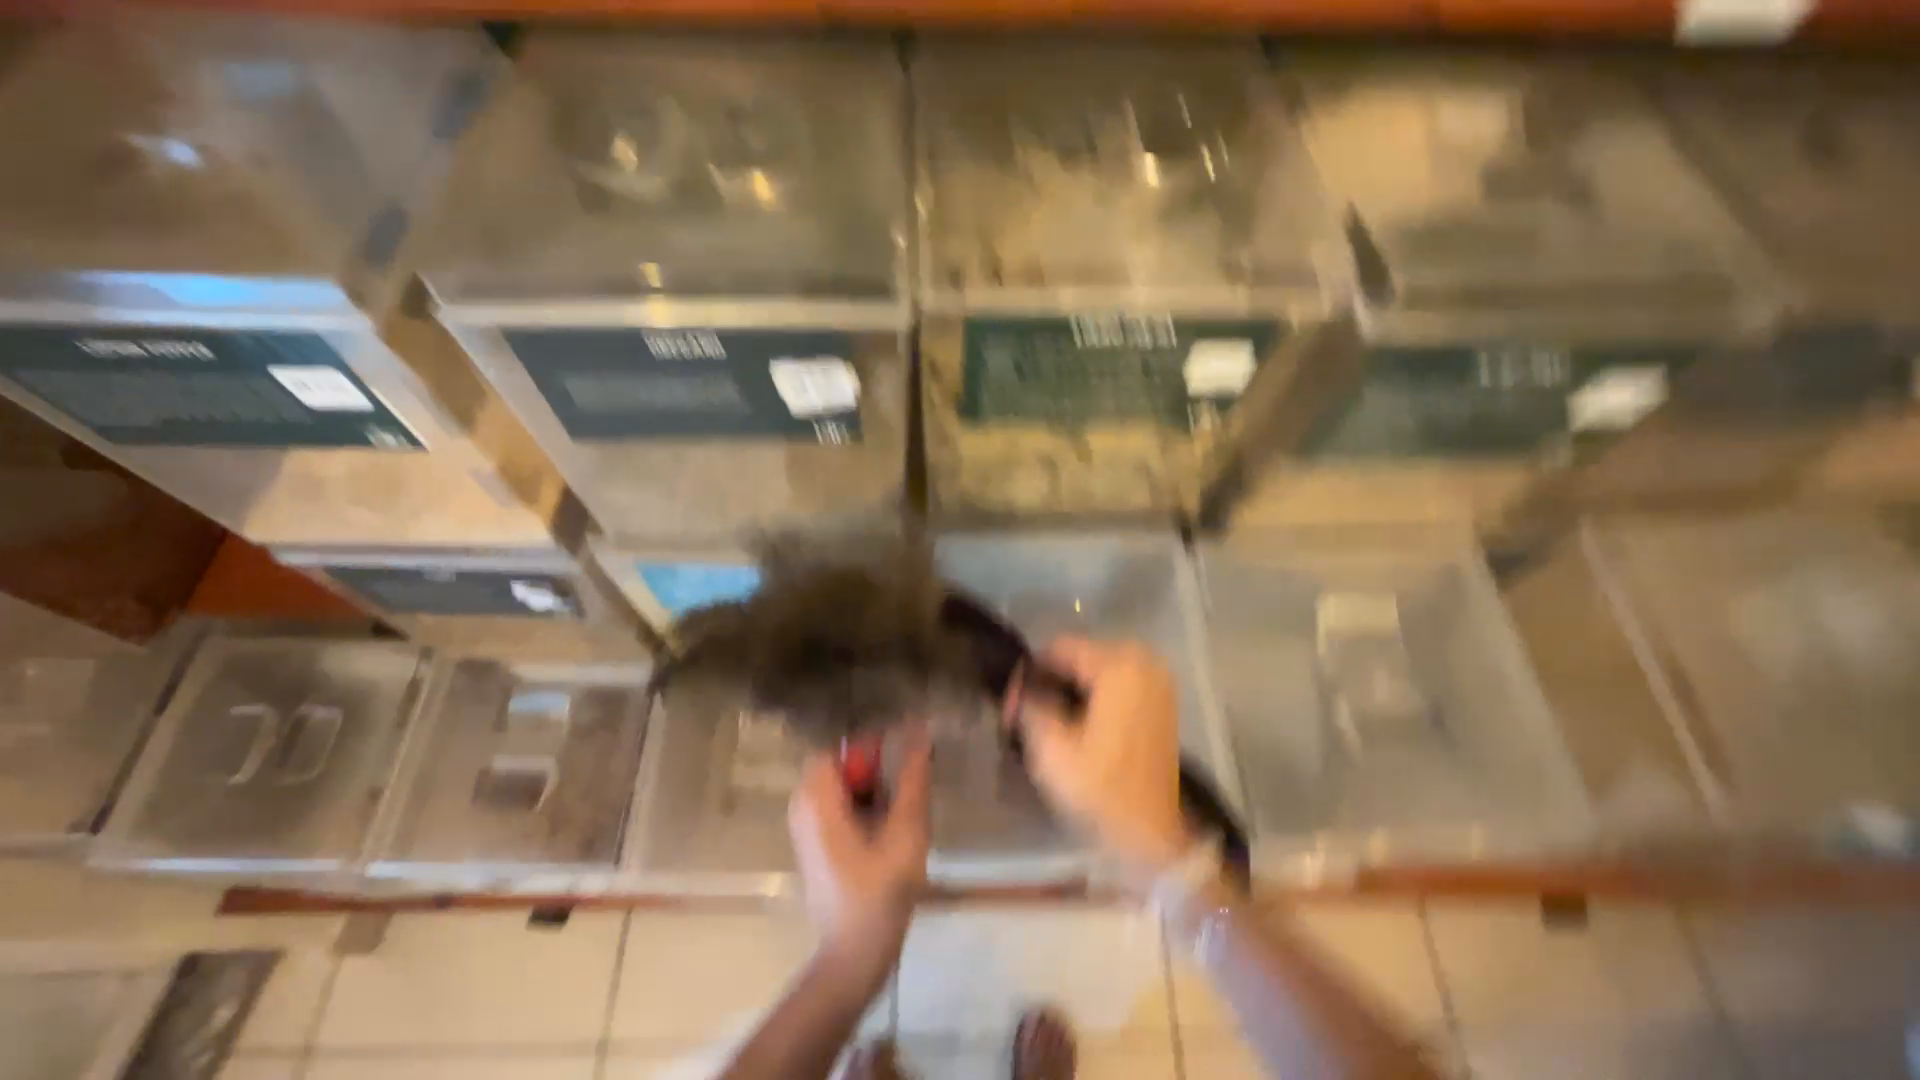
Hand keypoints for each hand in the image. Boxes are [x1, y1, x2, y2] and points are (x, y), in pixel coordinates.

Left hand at [787, 729, 931, 972]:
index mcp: (816, 800)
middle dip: (874, 772)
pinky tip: (889, 833)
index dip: (870, 747)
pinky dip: (863, 811)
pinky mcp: (816, 848)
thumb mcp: (906, 833)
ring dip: (872, 793)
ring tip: (901, 815)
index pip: (837, 748)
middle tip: (906, 792)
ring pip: (840, 790)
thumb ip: (913, 780)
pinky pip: (838, 811)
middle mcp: (802, 809)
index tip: (902, 759)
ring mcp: (806, 831)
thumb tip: (920, 733)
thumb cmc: (879, 894)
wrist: (853, 956)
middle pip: (839, 768)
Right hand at [1013, 638, 1191, 872]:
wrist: (1153, 833)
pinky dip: (1095, 696)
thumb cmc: (1102, 790)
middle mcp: (1143, 662)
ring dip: (1071, 688)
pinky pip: (1117, 683)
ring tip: (1050, 723)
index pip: (1058, 649)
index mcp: (1118, 667)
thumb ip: (1030, 705)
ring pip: (1096, 669)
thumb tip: (1018, 686)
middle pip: (1078, 656)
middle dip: (1050, 681)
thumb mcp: (1052, 750)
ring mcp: (1157, 680)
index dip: (1029, 674)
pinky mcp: (1161, 699)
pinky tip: (1079, 725)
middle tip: (1027, 717)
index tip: (1012, 707)